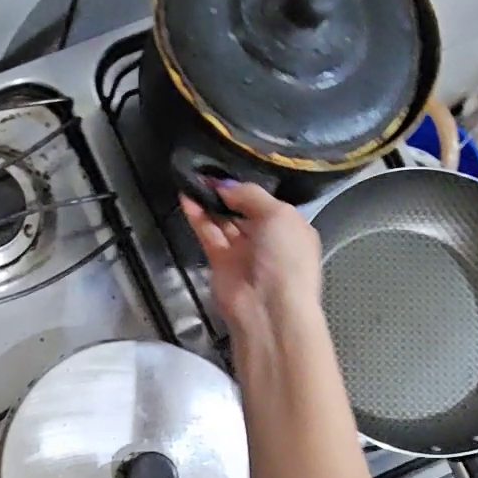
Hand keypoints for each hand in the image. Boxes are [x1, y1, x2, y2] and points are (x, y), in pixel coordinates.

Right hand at [180, 182, 322, 342]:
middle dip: (226, 193)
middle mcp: (266, 238)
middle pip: (242, 210)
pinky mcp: (219, 261)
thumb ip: (250, 195)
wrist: (268, 308)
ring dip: (208, 202)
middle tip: (205, 172)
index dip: (247, 187)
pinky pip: (208, 233)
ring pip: (222, 221)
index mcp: (289, 226)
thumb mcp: (279, 215)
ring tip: (192, 179)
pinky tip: (187, 197)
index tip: (228, 170)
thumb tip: (224, 185)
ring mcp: (242, 251)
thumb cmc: (286, 258)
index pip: (266, 201)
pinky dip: (197, 217)